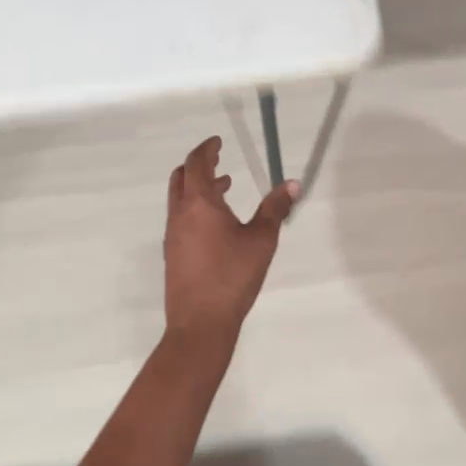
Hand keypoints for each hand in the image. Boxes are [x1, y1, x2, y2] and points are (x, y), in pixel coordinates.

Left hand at [163, 137, 297, 339]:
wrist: (200, 324)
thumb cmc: (232, 276)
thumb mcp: (262, 240)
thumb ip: (275, 209)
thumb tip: (292, 183)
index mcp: (199, 204)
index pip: (196, 164)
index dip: (207, 149)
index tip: (218, 142)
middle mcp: (180, 215)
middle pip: (181, 178)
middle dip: (198, 165)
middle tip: (218, 158)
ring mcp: (173, 236)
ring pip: (180, 199)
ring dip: (199, 187)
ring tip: (226, 186)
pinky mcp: (173, 254)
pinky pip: (181, 217)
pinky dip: (196, 207)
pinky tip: (218, 223)